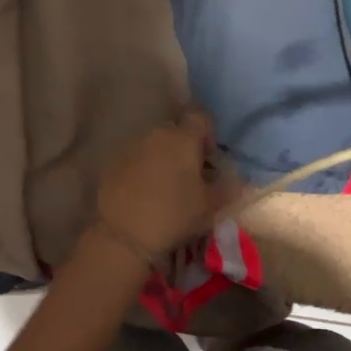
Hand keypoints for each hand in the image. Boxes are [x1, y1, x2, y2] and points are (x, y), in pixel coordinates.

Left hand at [96, 109, 223, 257]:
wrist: (124, 234)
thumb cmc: (174, 215)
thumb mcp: (210, 206)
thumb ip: (228, 186)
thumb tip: (238, 176)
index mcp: (182, 138)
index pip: (200, 116)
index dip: (207, 132)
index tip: (208, 156)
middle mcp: (155, 133)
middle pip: (175, 130)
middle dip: (183, 147)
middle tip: (188, 175)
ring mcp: (130, 145)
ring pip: (153, 143)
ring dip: (161, 156)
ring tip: (164, 185)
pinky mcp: (111, 160)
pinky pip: (134, 156)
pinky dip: (141, 167)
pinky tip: (142, 191)